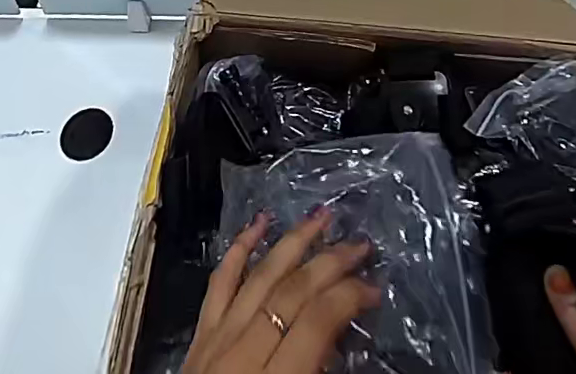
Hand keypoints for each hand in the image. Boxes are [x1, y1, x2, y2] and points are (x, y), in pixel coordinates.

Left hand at [182, 208, 381, 373]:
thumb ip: (319, 373)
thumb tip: (344, 334)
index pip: (316, 323)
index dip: (348, 298)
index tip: (375, 287)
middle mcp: (243, 353)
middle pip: (292, 292)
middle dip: (330, 262)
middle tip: (361, 244)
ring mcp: (217, 338)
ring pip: (259, 275)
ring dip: (293, 241)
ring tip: (321, 217)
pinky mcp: (200, 334)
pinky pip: (220, 280)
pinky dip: (240, 247)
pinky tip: (259, 222)